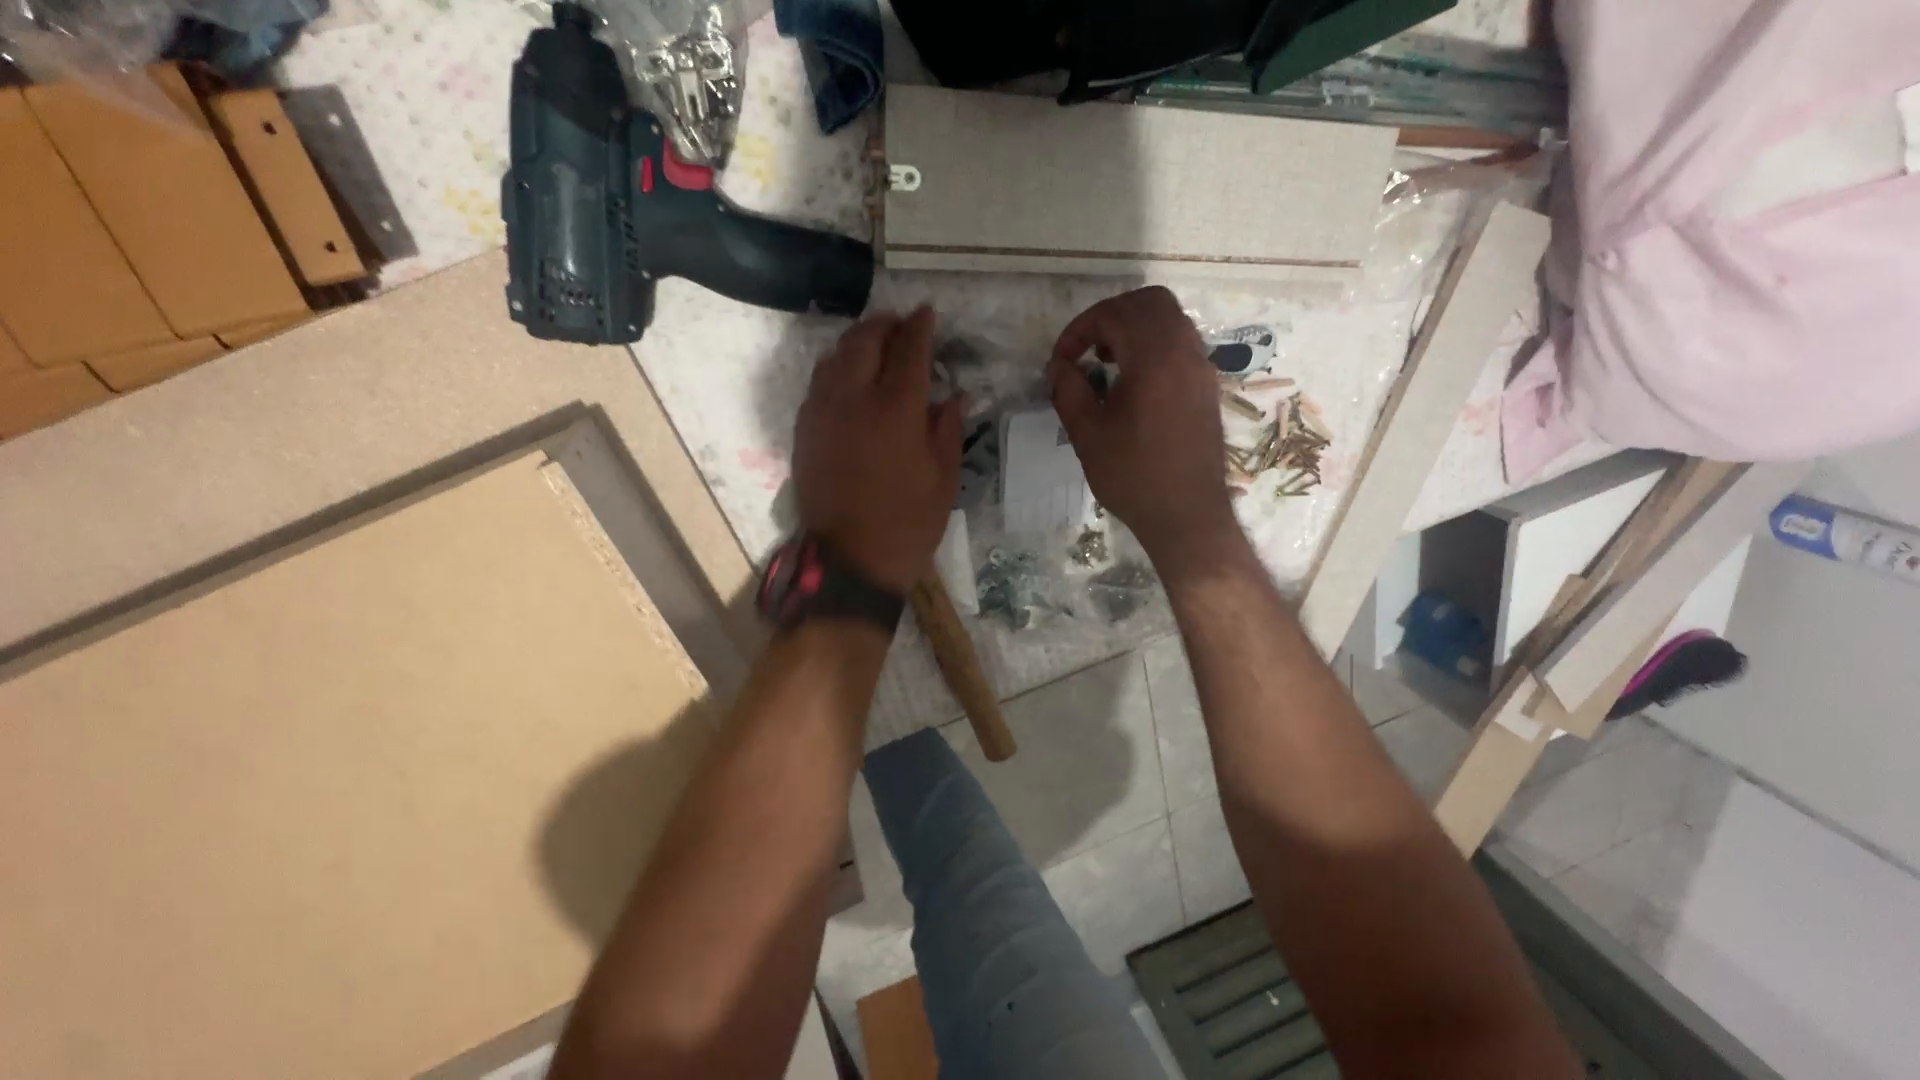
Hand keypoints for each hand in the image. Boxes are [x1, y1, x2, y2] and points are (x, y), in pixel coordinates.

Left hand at [793, 307, 963, 594]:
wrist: (850, 561)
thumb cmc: (908, 523)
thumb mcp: (944, 478)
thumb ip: (947, 427)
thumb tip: (952, 394)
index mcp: (896, 408)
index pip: (909, 349)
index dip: (920, 326)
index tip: (928, 312)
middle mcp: (854, 398)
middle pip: (864, 340)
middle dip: (884, 324)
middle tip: (900, 324)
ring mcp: (822, 412)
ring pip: (834, 356)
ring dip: (856, 342)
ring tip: (874, 344)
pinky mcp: (805, 430)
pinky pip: (818, 383)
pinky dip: (836, 368)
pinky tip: (849, 378)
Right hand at [1048, 287, 1238, 566]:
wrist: (1187, 515)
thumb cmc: (1133, 476)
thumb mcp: (1087, 434)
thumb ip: (1069, 390)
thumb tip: (1059, 367)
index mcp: (1155, 358)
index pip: (1114, 314)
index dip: (1079, 329)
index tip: (1062, 360)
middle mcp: (1185, 352)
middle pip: (1149, 302)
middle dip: (1110, 316)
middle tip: (1086, 349)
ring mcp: (1201, 368)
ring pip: (1170, 319)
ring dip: (1134, 328)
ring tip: (1107, 362)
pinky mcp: (1207, 386)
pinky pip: (1181, 343)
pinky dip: (1154, 346)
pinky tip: (1133, 382)